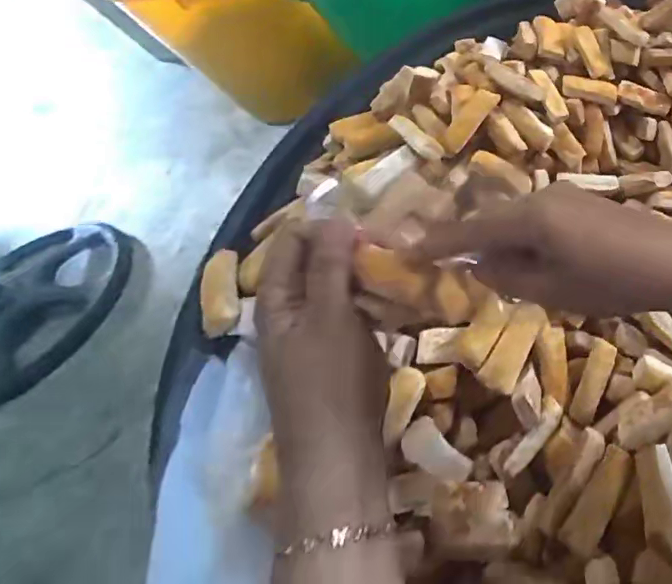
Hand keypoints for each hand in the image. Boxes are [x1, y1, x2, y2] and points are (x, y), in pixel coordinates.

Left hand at [256, 217, 389, 533]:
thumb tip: (336, 215)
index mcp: (275, 298)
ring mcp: (313, 329)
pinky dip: (369, 294)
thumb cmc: (330, 381)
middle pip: (315, 259)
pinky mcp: (336, 347)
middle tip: (389, 241)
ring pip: (337, 282)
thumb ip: (329, 263)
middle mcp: (289, 309)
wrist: (339, 457)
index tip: (367, 224)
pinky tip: (394, 292)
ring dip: (362, 270)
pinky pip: (351, 306)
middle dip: (349, 246)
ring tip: (396, 261)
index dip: (326, 226)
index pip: (294, 239)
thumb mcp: (330, 315)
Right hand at [404, 185, 671, 316]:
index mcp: (531, 215)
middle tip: (441, 261)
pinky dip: (527, 239)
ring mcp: (567, 195)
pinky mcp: (586, 203)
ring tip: (489, 271)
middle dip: (469, 242)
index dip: (438, 242)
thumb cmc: (614, 281)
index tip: (404, 248)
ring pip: (518, 219)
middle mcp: (544, 195)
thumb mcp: (554, 290)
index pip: (472, 230)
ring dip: (502, 242)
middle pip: (494, 219)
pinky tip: (532, 261)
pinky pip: (541, 219)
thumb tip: (479, 265)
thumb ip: (509, 276)